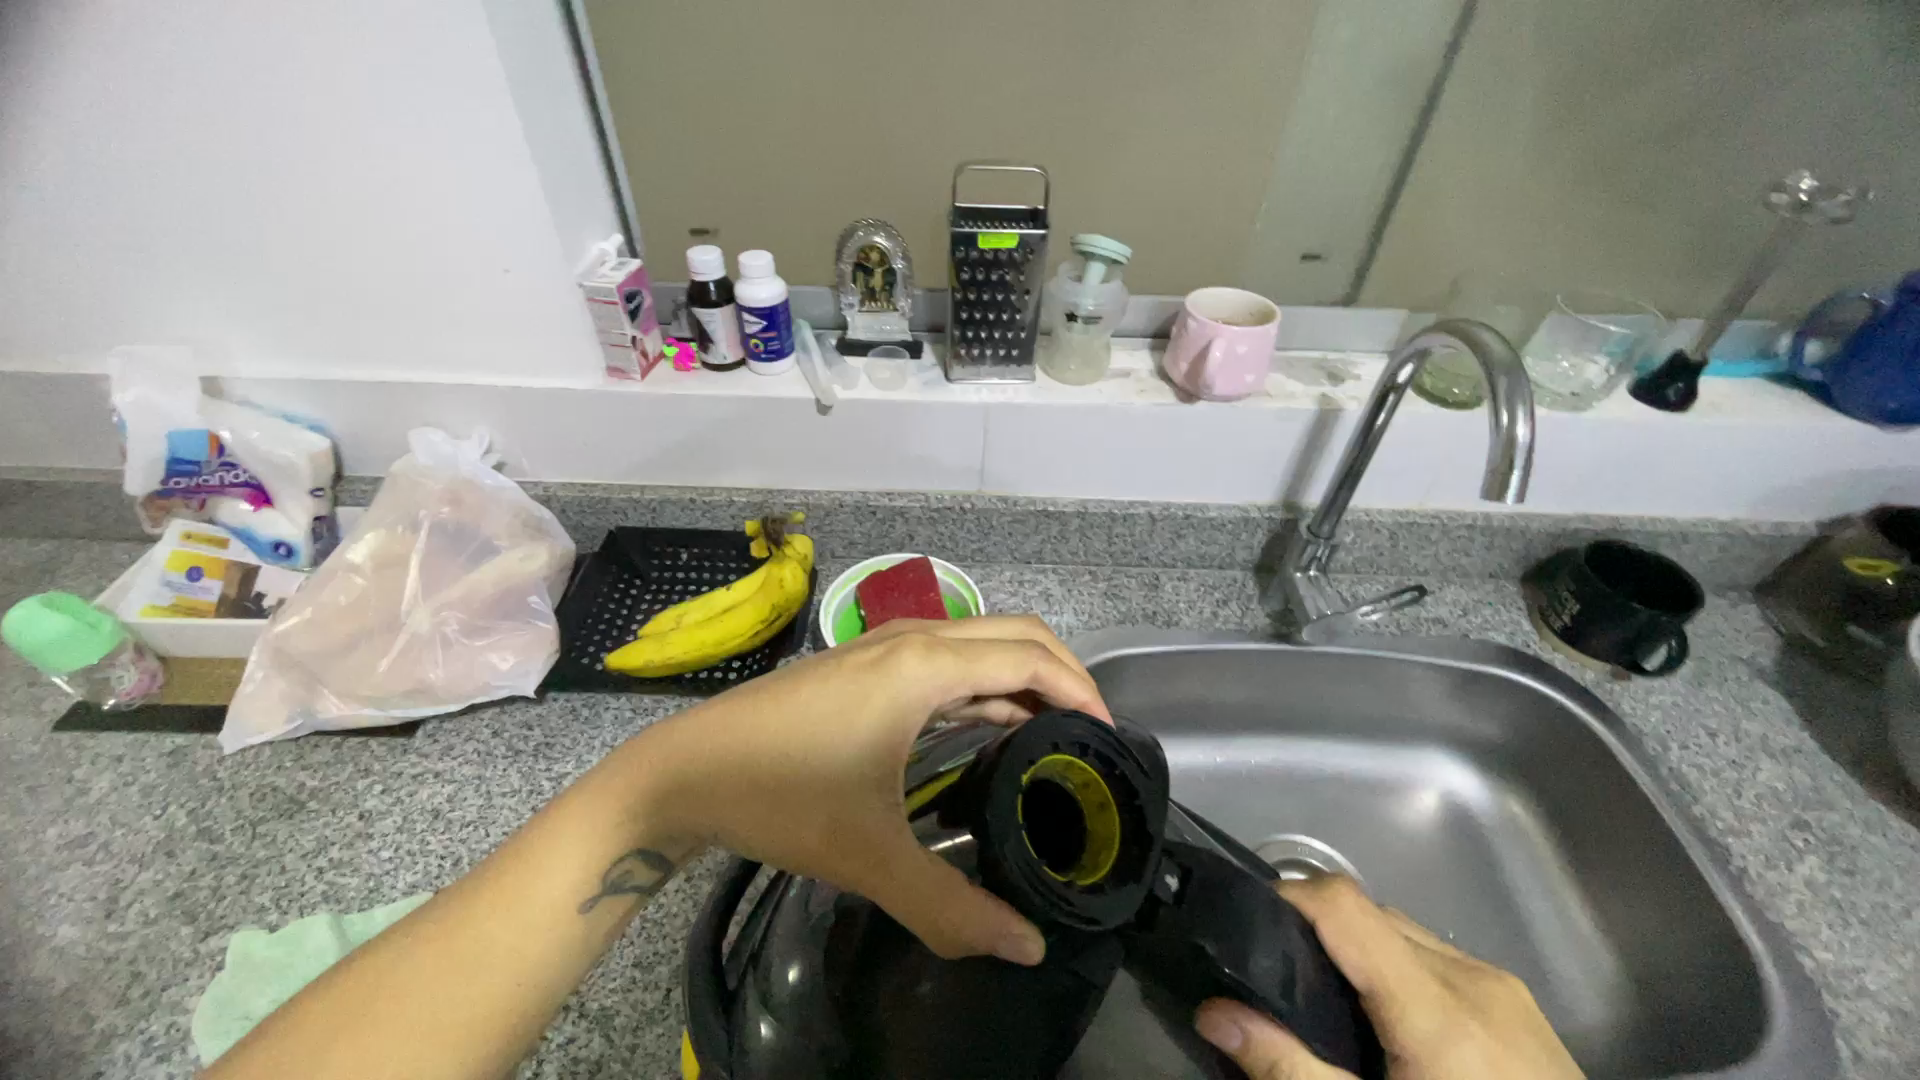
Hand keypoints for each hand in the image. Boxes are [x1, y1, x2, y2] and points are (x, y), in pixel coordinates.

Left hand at [636, 615, 1111, 965]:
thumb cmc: (780, 797)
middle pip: (1013, 632)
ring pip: (977, 640)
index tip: (1109, 738)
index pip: (1029, 656)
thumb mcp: (871, 857)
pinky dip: (983, 681)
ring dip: (1021, 674)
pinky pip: (947, 656)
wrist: (685, 771)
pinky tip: (986, 729)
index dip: (1080, 688)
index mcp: (923, 667)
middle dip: (1062, 671)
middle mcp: (911, 639)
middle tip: (1090, 734)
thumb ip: (952, 907)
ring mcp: (883, 645)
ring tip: (1051, 735)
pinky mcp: (863, 662)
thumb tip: (1027, 949)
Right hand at [1193, 875, 1582, 1078]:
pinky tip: (1395, 1029)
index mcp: (1437, 1010)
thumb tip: (1214, 1014)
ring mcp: (1505, 988)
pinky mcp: (1522, 1005)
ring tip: (1336, 1010)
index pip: (1345, 903)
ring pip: (1405, 933)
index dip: (1289, 897)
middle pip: (1370, 913)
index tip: (1250, 925)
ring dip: (1360, 952)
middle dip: (1317, 933)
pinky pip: (1439, 959)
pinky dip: (1400, 971)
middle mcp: (1473, 980)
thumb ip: (1289, 1069)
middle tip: (1281, 983)